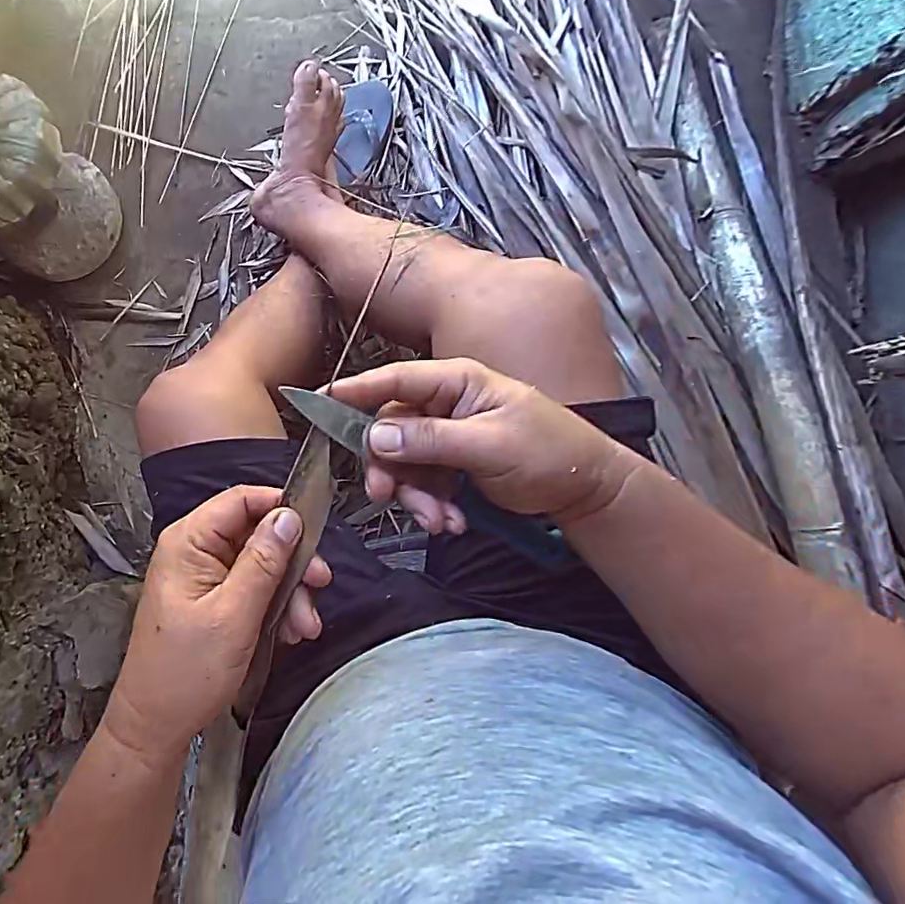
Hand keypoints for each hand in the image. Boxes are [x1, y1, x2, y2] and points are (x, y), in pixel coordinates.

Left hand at [103, 485, 332, 758]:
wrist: (155, 729)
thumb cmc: (185, 674)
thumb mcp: (234, 614)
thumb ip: (263, 561)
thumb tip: (288, 517)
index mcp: (189, 542)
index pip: (240, 500)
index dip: (279, 508)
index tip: (313, 528)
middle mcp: (195, 551)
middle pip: (256, 533)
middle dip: (291, 561)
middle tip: (318, 583)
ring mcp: (205, 576)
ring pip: (261, 563)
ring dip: (289, 591)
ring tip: (304, 625)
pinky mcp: (214, 600)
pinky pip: (254, 588)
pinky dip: (276, 606)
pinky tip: (291, 631)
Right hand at [326, 358, 644, 529]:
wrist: (585, 490)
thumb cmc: (549, 451)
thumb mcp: (488, 444)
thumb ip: (430, 440)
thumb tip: (375, 435)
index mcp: (457, 382)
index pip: (396, 381)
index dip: (356, 391)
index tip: (319, 402)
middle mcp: (446, 404)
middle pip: (392, 429)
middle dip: (390, 467)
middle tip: (386, 496)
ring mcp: (448, 435)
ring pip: (405, 463)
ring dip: (415, 496)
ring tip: (440, 522)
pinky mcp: (453, 464)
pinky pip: (424, 483)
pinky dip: (432, 506)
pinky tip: (453, 522)